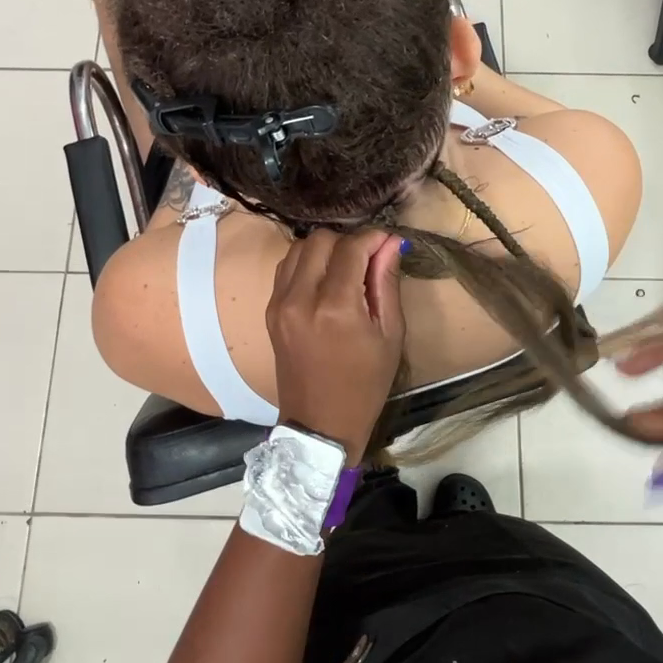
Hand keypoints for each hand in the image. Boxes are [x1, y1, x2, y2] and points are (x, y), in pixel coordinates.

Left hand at [265, 231, 406, 462]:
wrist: (320, 424)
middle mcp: (301, 298)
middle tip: (367, 261)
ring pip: (298, 248)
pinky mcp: (269, 310)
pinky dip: (306, 264)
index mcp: (336, 308)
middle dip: (348, 242)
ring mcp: (279, 303)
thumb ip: (387, 283)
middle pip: (321, 239)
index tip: (389, 242)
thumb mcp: (390, 335)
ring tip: (345, 271)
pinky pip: (286, 268)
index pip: (351, 247)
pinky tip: (324, 281)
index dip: (373, 237)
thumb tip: (392, 242)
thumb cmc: (365, 385)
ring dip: (325, 250)